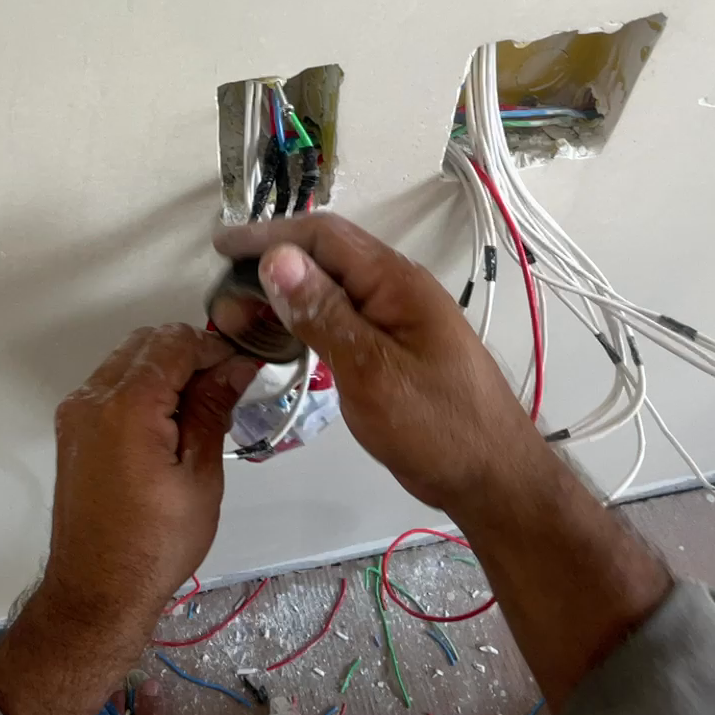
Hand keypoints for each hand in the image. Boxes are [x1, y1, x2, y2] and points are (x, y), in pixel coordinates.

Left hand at [37, 323, 258, 628]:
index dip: (213, 348)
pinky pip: (109, 383)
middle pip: (146, 342)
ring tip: (197, 404)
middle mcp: (93, 396)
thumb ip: (211, 409)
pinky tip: (166, 418)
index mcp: (128, 405)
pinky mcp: (71, 428)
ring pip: (126, 358)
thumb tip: (235, 365)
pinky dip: (140, 384)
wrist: (96, 591)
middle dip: (188, 352)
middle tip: (223, 386)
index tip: (241, 369)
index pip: (174, 343)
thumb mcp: (199, 476)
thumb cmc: (157, 542)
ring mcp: (76, 411)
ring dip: (163, 366)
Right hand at [215, 215, 671, 711]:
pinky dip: (301, 321)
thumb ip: (324, 314)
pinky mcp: (387, 347)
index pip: (323, 236)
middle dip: (268, 266)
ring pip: (327, 289)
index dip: (268, 235)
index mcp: (395, 281)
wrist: (492, 479)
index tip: (222, 246)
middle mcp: (393, 289)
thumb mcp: (372, 371)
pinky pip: (336, 318)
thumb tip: (276, 259)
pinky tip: (278, 337)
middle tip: (224, 293)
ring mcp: (392, 318)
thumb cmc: (436, 426)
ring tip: (239, 316)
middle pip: (322, 258)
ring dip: (281, 296)